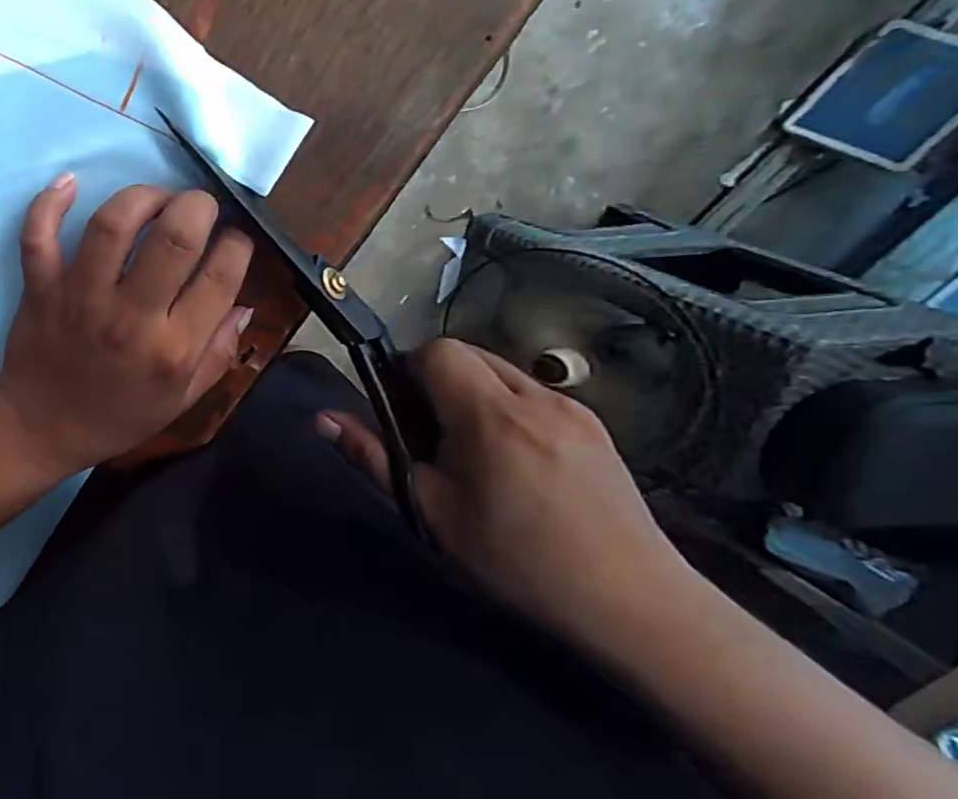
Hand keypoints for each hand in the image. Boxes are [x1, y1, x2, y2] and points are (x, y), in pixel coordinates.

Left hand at [0, 174, 254, 476]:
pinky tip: (70, 182)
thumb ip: (218, 352)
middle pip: (175, 236)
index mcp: (173, 349)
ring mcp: (80, 298)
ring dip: (142, 196)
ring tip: (155, 198)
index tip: (233, 238)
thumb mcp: (181, 400)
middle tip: (198, 207)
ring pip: (113, 224)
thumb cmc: (117, 416)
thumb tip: (245, 302)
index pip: (222, 274)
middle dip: (197, 206)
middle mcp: (130, 317)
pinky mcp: (40, 289)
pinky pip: (39, 236)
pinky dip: (49, 203)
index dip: (238, 243)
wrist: (42, 430)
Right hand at [318, 339, 700, 647]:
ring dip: (475, 391)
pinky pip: (535, 393)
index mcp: (490, 416)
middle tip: (432, 434)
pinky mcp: (597, 426)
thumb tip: (322, 419)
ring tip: (475, 450)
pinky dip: (510, 407)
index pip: (437, 351)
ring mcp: (573, 409)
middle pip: (469, 353)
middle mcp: (535, 398)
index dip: (409, 370)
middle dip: (438, 378)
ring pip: (502, 370)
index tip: (404, 411)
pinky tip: (517, 461)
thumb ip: (374, 457)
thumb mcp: (433, 513)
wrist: (635, 605)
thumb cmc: (519, 562)